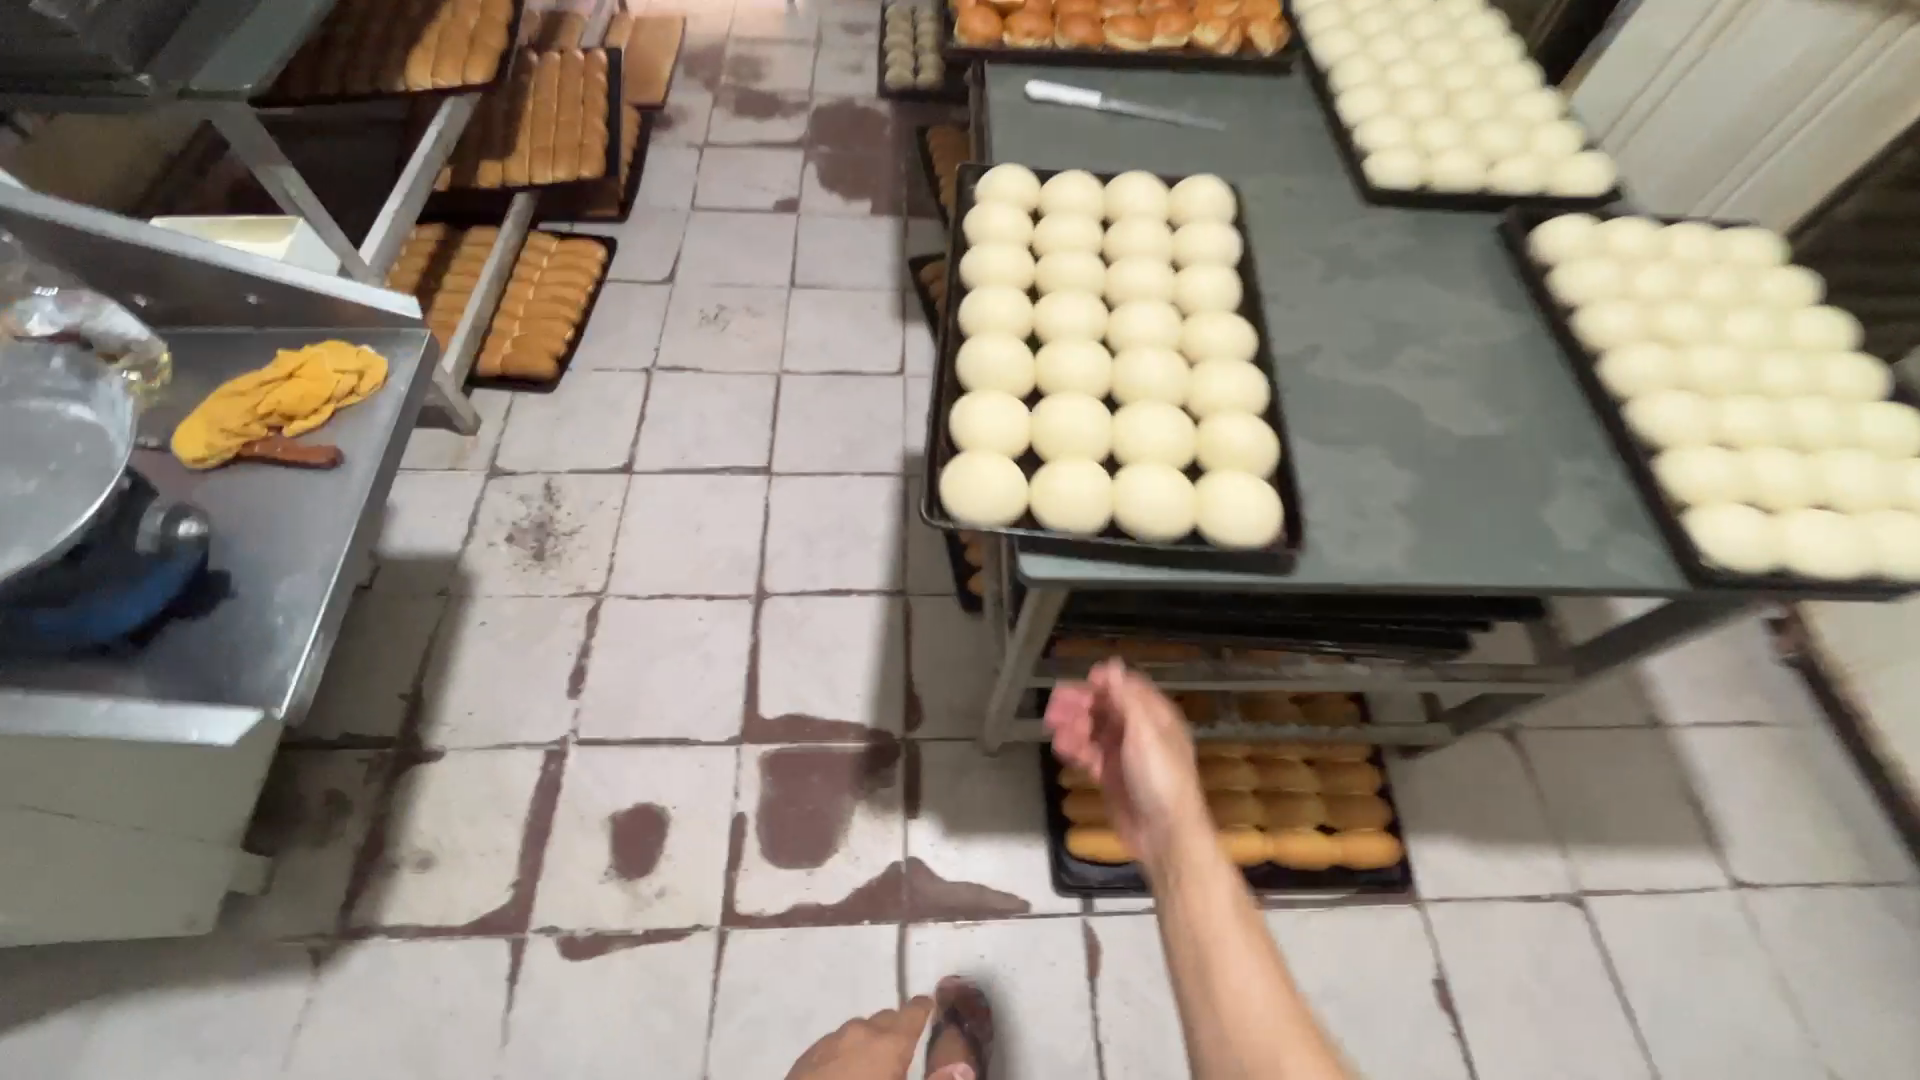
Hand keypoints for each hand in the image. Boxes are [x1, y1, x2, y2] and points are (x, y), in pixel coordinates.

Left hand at [785, 996, 933, 1079]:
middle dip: (896, 1029)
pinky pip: (835, 1046)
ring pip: (858, 1032)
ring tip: (873, 1067)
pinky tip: (844, 1075)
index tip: (930, 1005)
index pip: (913, 1012)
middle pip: (885, 1019)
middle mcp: (861, 1032)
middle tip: (904, 1051)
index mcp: (889, 1043)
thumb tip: (964, 1067)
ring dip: (868, 1044)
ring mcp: (830, 1042)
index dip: (923, 1008)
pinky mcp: (806, 1058)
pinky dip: (845, 1054)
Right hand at [1045, 658, 1209, 869]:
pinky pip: (1088, 754)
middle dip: (1080, 704)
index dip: (1104, 683)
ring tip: (1054, 727)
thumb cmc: (1161, 779)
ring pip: (1092, 730)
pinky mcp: (1109, 775)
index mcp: (1155, 717)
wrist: (1165, 836)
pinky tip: (1061, 747)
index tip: (1083, 682)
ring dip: (1073, 725)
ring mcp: (1123, 754)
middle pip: (1105, 708)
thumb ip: (1127, 698)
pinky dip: (1074, 748)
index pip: (1127, 689)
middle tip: (1055, 705)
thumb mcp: (1146, 732)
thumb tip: (1111, 664)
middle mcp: (1139, 731)